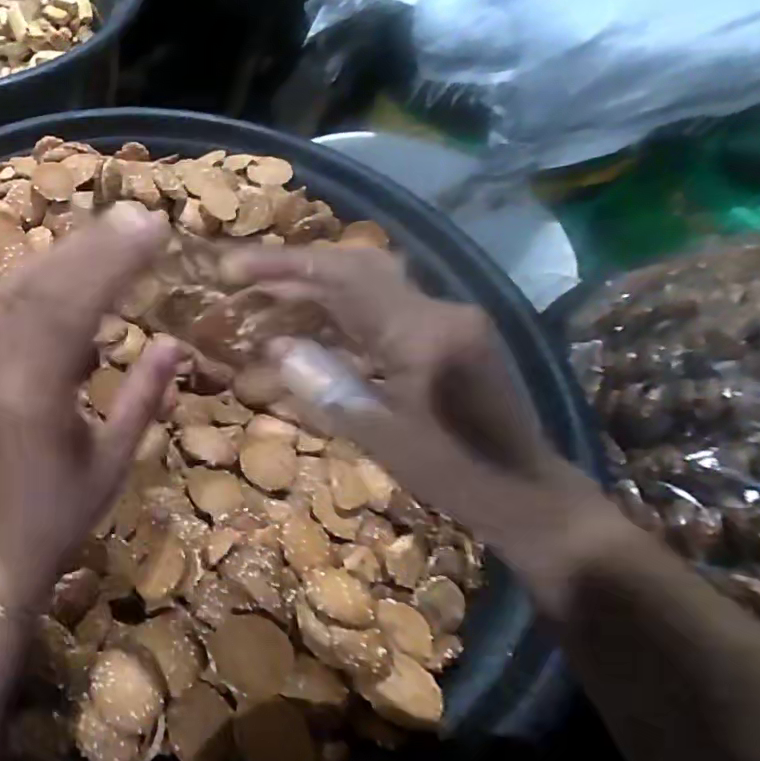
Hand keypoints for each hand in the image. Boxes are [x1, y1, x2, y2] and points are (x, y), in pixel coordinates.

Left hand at [0, 211, 184, 609]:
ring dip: (62, 254)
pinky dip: (43, 277)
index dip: (109, 266)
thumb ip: (143, 398)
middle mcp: (10, 374)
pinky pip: (11, 310)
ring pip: (17, 293)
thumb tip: (175, 340)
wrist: (14, 536)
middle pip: (37, 291)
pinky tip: (75, 265)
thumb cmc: (69, 509)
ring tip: (112, 230)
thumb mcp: (117, 461)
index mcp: (41, 401)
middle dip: (88, 247)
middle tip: (139, 218)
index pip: (70, 315)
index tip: (153, 232)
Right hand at [227, 245, 634, 612]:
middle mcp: (439, 311)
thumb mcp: (380, 437)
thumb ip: (326, 385)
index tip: (232, 267)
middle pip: (358, 266)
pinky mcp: (450, 335)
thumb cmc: (453, 473)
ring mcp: (449, 320)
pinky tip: (311, 324)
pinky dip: (339, 306)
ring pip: (371, 281)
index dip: (284, 266)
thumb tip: (275, 345)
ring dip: (316, 283)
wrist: (528, 494)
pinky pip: (384, 306)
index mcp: (423, 332)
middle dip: (297, 266)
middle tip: (244, 275)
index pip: (343, 277)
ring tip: (267, 295)